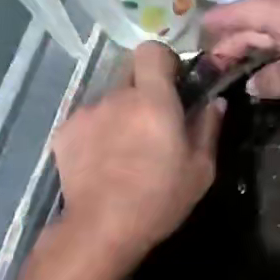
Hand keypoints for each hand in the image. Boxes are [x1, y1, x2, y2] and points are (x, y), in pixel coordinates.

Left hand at [52, 42, 223, 265]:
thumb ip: (208, 128)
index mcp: (154, 100)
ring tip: (125, 153)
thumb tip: (215, 102)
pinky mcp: (64, 132)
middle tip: (153, 124)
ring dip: (119, 115)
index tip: (173, 84)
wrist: (102, 229)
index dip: (163, 62)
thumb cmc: (160, 199)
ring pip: (108, 100)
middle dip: (143, 92)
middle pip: (130, 75)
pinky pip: (87, 121)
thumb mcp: (200, 170)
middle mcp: (116, 97)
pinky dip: (96, 134)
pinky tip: (102, 164)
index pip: (152, 50)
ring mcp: (86, 113)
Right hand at [203, 0, 279, 129]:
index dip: (223, 19)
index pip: (248, 10)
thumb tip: (253, 83)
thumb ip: (270, 78)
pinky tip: (263, 78)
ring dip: (253, 53)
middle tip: (209, 58)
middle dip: (234, 40)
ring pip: (277, 41)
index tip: (200, 28)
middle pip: (261, 25)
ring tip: (229, 67)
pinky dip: (273, 65)